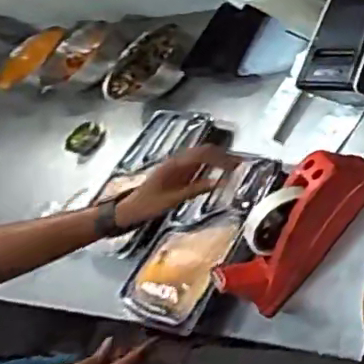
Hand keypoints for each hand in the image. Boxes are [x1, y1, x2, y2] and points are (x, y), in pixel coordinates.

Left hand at [116, 145, 232, 227]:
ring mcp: (176, 165)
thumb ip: (196, 189)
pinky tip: (218, 171)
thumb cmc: (146, 206)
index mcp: (175, 165)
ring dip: (219, 158)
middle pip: (205, 150)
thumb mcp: (172, 200)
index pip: (204, 154)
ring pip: (203, 154)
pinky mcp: (176, 171)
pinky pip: (198, 162)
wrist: (124, 212)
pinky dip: (211, 164)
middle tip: (239, 164)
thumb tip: (220, 182)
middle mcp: (176, 161)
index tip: (235, 166)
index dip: (222, 158)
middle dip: (224, 155)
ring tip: (233, 166)